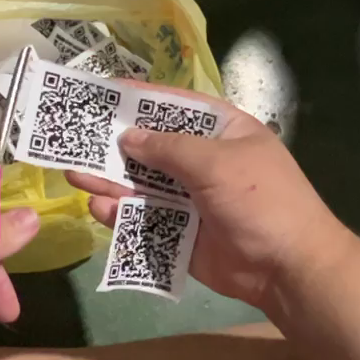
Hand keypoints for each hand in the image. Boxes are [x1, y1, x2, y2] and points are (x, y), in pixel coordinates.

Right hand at [66, 92, 350, 313]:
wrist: (286, 266)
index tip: (101, 93)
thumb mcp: (216, 163)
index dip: (139, 99)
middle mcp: (203, 161)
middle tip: (72, 140)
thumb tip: (128, 136)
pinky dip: (122, 215)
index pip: (174, 106)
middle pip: (150, 149)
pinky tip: (99, 209)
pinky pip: (145, 219)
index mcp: (221, 132)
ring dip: (110, 181)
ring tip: (74, 175)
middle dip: (113, 146)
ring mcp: (191, 199)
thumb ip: (168, 148)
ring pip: (142, 186)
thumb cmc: (261, 200)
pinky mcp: (180, 233)